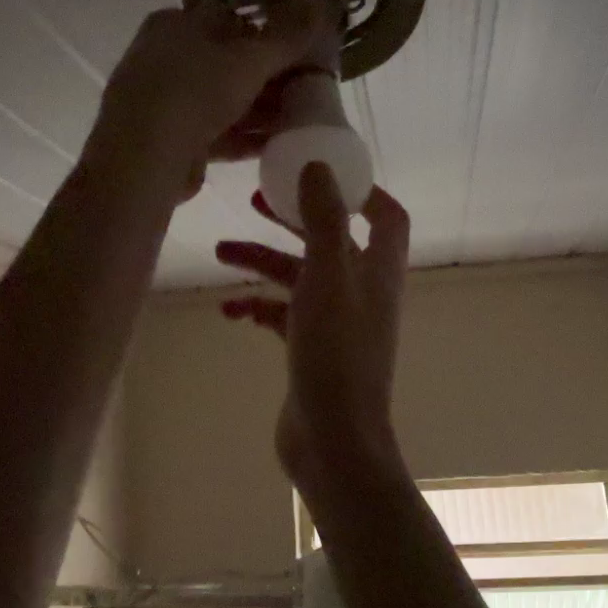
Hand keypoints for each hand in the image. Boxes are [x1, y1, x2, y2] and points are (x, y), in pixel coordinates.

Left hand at [90, 0, 340, 200]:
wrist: (144, 158)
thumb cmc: (194, 92)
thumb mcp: (249, 59)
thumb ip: (289, 35)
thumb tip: (327, 0)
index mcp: (175, 24)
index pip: (230, 20)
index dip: (270, 36)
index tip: (302, 54)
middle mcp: (164, 58)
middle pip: (229, 64)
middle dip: (270, 78)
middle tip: (309, 89)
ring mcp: (164, 102)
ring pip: (224, 101)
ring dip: (261, 111)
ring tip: (302, 120)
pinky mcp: (171, 140)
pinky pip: (216, 132)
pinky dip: (245, 137)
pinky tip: (277, 146)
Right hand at [216, 163, 410, 488]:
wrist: (333, 439)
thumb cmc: (336, 353)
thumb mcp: (327, 276)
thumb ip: (323, 219)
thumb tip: (318, 167)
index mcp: (377, 269)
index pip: (386, 217)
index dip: (363, 191)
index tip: (323, 174)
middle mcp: (361, 291)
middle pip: (330, 240)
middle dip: (293, 219)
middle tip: (254, 200)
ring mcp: (336, 323)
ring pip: (299, 278)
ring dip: (263, 262)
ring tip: (221, 253)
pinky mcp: (312, 351)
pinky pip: (283, 316)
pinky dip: (258, 306)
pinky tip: (229, 310)